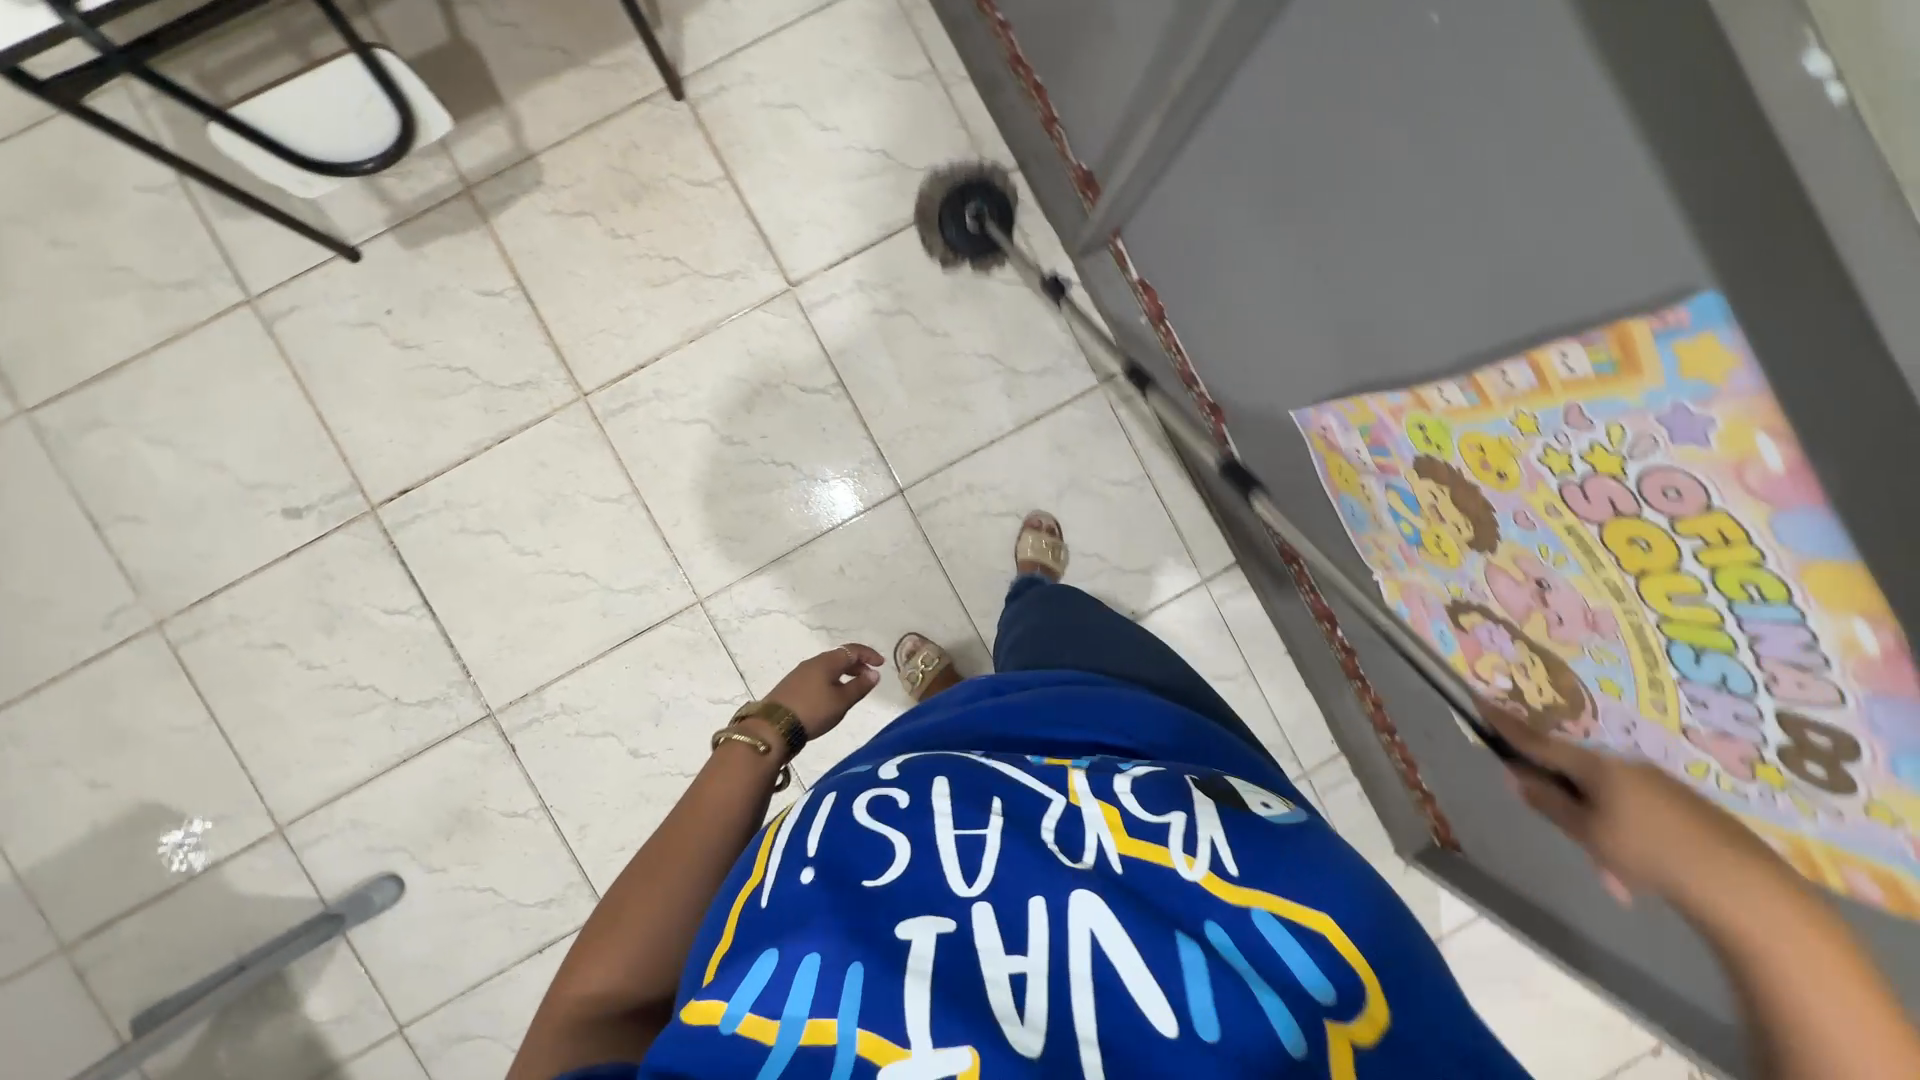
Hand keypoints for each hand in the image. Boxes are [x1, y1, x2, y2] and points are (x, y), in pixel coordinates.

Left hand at [765, 644, 883, 738]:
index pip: (852, 650)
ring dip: (844, 674)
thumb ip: (860, 686)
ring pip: (828, 667)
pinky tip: (832, 696)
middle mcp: (813, 662)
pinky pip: (818, 676)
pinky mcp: (792, 686)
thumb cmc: (814, 711)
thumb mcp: (842, 701)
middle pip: (839, 657)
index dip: (869, 655)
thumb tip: (874, 673)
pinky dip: (831, 680)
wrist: (773, 727)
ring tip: (853, 689)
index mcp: (827, 661)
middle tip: (870, 678)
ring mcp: (800, 673)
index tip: (881, 664)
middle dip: (857, 665)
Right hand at [1487, 712, 1787, 904]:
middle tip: (1573, 838)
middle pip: (1575, 773)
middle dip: (1565, 801)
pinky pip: (1634, 810)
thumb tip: (1517, 775)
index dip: (1506, 724)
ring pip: (1606, 797)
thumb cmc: (1648, 853)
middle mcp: (1625, 764)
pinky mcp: (1682, 804)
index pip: (1538, 740)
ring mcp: (1657, 782)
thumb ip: (1549, 802)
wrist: (1740, 883)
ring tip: (1614, 872)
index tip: (1479, 700)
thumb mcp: (1586, 833)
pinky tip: (1641, 871)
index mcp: (1597, 765)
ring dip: (1597, 826)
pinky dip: (1626, 834)